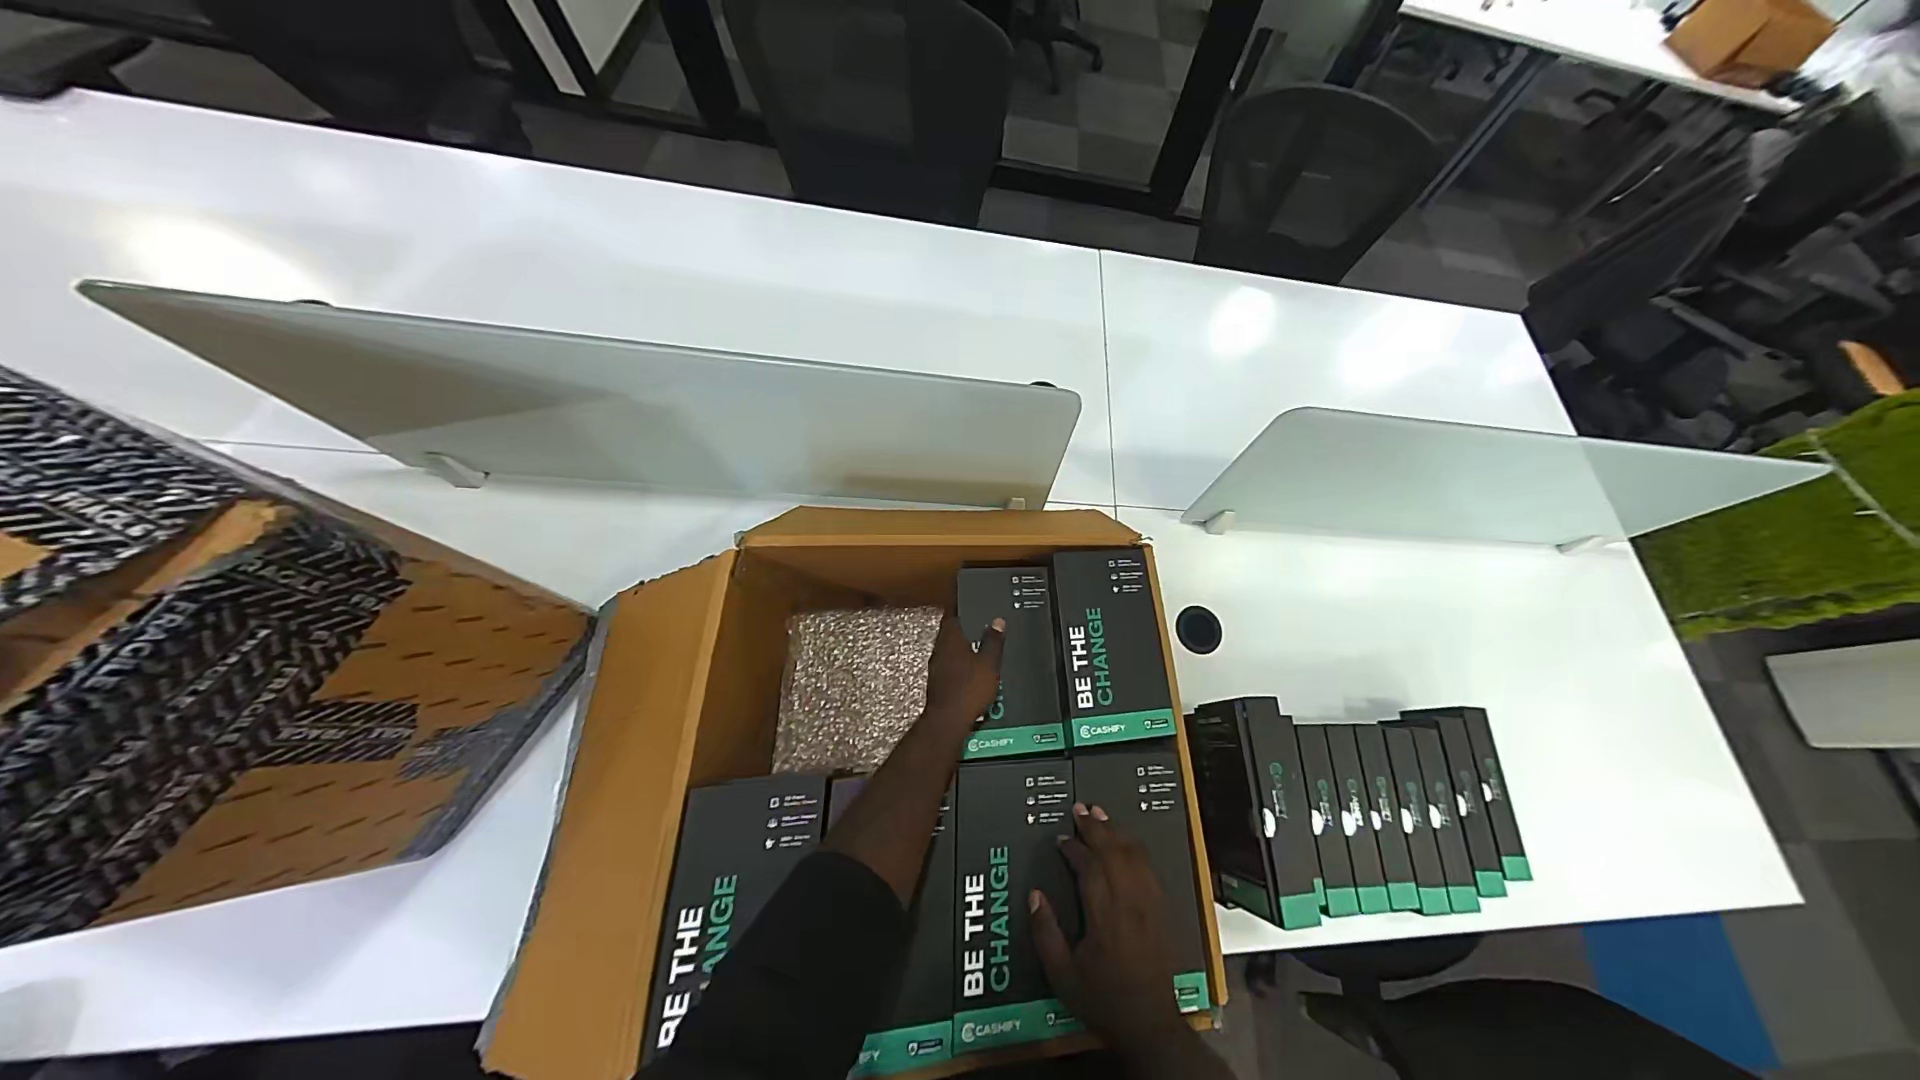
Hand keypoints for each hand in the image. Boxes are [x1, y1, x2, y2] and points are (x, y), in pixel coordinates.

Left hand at [923, 613, 1004, 724]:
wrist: (949, 721)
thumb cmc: (967, 691)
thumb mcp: (990, 663)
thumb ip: (994, 641)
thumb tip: (998, 623)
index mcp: (951, 638)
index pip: (954, 613)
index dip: (962, 606)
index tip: (967, 600)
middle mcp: (940, 649)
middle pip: (952, 630)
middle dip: (966, 629)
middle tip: (979, 626)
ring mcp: (937, 665)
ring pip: (951, 648)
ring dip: (964, 647)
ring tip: (981, 651)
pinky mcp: (938, 681)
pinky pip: (951, 665)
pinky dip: (962, 664)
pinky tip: (973, 673)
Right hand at [1031, 803, 1185, 1054]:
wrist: (1151, 1025)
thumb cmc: (1104, 1000)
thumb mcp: (1062, 975)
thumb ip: (1045, 933)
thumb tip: (1034, 896)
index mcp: (1105, 917)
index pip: (1090, 868)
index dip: (1074, 849)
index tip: (1061, 840)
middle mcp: (1131, 904)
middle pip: (1115, 853)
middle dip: (1097, 828)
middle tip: (1081, 809)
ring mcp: (1150, 906)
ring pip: (1135, 856)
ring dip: (1117, 832)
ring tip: (1101, 816)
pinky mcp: (1161, 911)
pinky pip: (1149, 868)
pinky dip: (1135, 848)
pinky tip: (1125, 842)